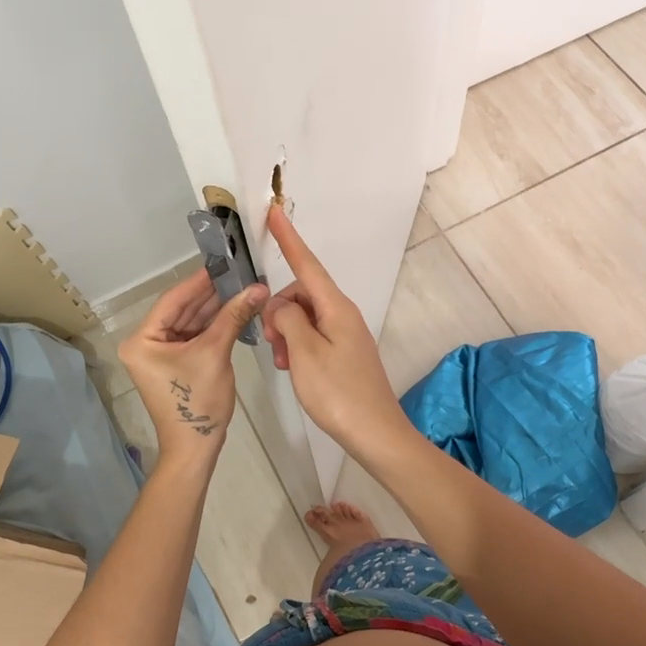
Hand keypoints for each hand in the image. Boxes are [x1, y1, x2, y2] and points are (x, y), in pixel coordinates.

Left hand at [118, 269, 267, 465]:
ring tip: (242, 290)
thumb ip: (233, 317)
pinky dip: (212, 327)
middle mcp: (145, 343)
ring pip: (189, 323)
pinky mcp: (174, 364)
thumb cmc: (197, 401)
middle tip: (239, 275)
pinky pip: (193, 338)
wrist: (195, 448)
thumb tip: (258, 288)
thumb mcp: (214, 354)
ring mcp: (159, 355)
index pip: (173, 301)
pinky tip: (234, 311)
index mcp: (142, 339)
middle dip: (211, 295)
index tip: (222, 263)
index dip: (199, 281)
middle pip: (181, 311)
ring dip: (215, 310)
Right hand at [261, 206, 411, 452]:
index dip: (289, 239)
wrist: (375, 433)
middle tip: (271, 345)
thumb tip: (282, 306)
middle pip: (301, 294)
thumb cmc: (338, 392)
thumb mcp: (304, 353)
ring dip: (285, 333)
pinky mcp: (345, 354)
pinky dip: (297, 347)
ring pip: (304, 317)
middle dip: (278, 311)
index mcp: (336, 308)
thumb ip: (287, 320)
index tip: (274, 212)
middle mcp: (343, 314)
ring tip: (281, 363)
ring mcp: (346, 335)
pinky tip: (292, 369)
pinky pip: (313, 336)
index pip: (307, 264)